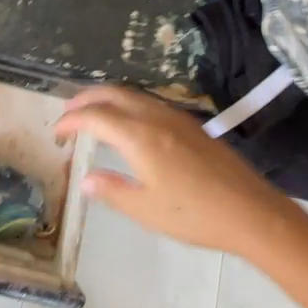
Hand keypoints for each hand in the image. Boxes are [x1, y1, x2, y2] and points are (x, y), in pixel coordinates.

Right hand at [55, 85, 303, 256]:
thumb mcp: (146, 210)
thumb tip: (85, 180)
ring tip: (93, 114)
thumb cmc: (195, 214)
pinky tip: (128, 124)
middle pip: (113, 93)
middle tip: (68, 112)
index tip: (57, 131)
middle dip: (86, 98)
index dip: (72, 120)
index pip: (96, 116)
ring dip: (108, 98)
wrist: (250, 210)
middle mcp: (155, 116)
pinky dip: (128, 104)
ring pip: (133, 94)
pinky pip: (149, 101)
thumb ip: (112, 191)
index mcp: (140, 136)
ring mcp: (176, 116)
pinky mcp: (190, 123)